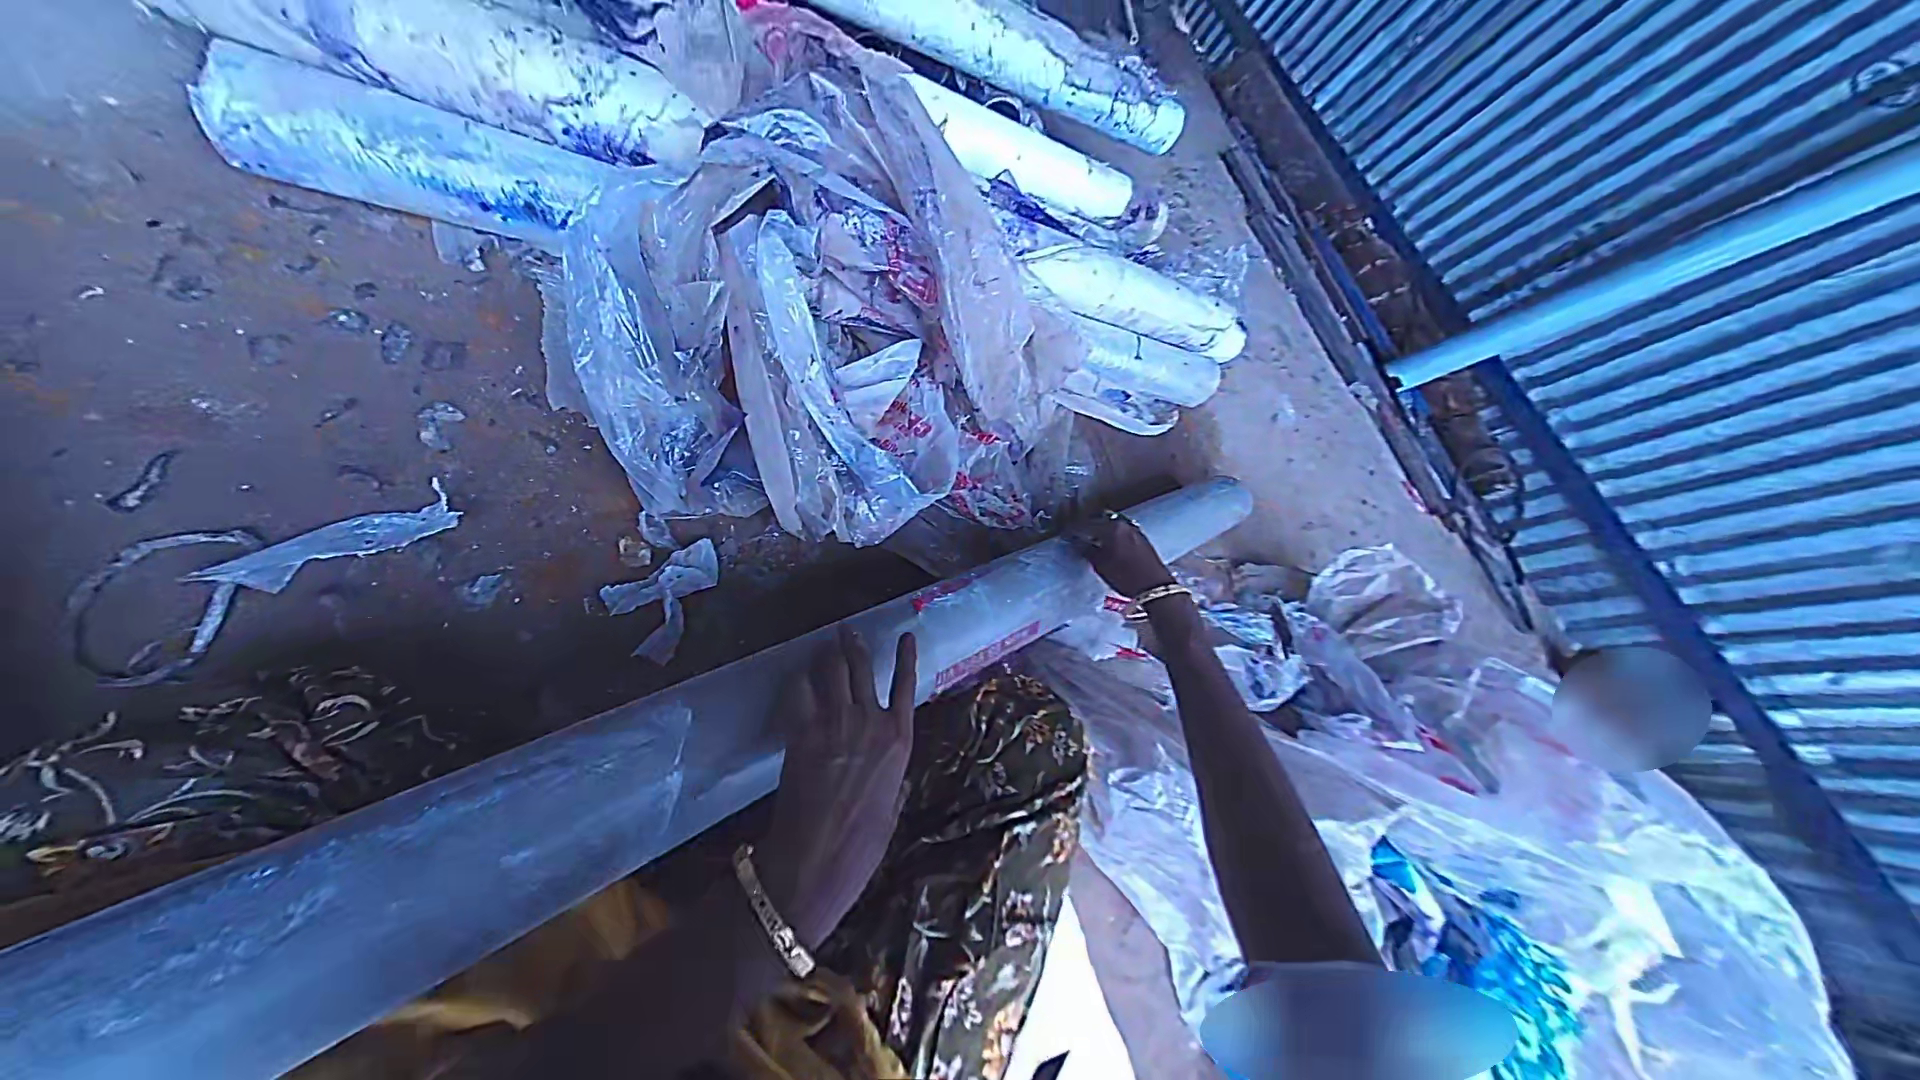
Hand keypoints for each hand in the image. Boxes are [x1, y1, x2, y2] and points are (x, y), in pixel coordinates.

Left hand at [759, 626, 915, 946]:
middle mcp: (870, 721)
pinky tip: (797, 677)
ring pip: (832, 672)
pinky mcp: (801, 731)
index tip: (905, 636)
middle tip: (847, 630)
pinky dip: (799, 681)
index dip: (906, 657)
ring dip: (828, 655)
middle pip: (862, 670)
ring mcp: (834, 722)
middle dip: (854, 646)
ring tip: (826, 642)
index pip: (907, 686)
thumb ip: (892, 777)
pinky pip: (800, 692)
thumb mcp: (891, 809)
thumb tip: (890, 767)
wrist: (812, 863)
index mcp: (899, 740)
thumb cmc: (861, 847)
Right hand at [1071, 510, 1176, 596]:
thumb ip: (1086, 550)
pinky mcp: (1141, 538)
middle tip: (1077, 535)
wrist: (1154, 587)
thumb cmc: (1125, 577)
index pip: (1086, 524)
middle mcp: (1123, 524)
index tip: (1066, 533)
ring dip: (1100, 530)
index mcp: (1111, 528)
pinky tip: (1107, 544)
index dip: (1074, 530)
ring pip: (1111, 525)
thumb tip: (1077, 542)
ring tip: (1091, 540)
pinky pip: (1121, 531)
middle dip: (1087, 527)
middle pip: (1099, 520)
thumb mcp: (1100, 565)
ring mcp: (1134, 530)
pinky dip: (1111, 534)